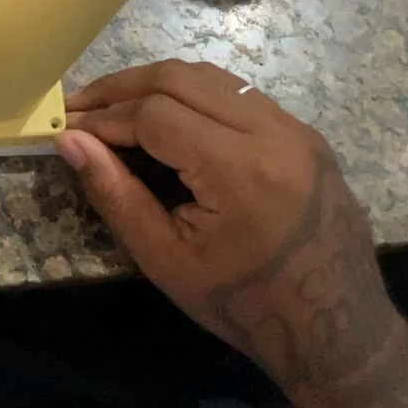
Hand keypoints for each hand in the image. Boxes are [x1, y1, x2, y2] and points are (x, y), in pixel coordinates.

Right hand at [54, 60, 397, 395]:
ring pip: (209, 77)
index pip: (154, 114)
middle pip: (180, 78)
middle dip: (121, 87)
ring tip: (114, 107)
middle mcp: (274, 134)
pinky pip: (236, 94)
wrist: (337, 329)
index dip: (104, 118)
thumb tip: (69, 140)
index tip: (69, 129)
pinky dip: (190, 95)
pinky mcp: (303, 134)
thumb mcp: (164, 258)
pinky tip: (164, 118)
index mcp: (241, 171)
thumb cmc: (242, 303)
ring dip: (155, 84)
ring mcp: (296, 129)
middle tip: (80, 105)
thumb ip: (114, 193)